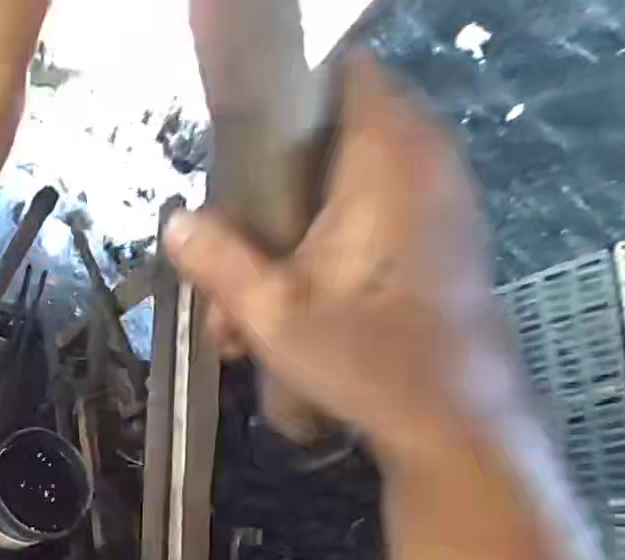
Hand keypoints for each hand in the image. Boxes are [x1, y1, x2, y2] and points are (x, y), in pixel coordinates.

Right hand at [163, 53, 521, 467]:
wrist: (450, 421)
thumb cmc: (365, 359)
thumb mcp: (270, 312)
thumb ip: (218, 259)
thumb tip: (175, 221)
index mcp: (388, 155)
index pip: (337, 73)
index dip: (280, 105)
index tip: (236, 163)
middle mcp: (421, 162)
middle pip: (325, 147)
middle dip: (265, 205)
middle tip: (227, 268)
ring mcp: (433, 205)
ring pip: (338, 197)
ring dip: (284, 247)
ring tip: (245, 315)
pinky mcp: (433, 246)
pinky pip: (364, 229)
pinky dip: (320, 261)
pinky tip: (284, 321)